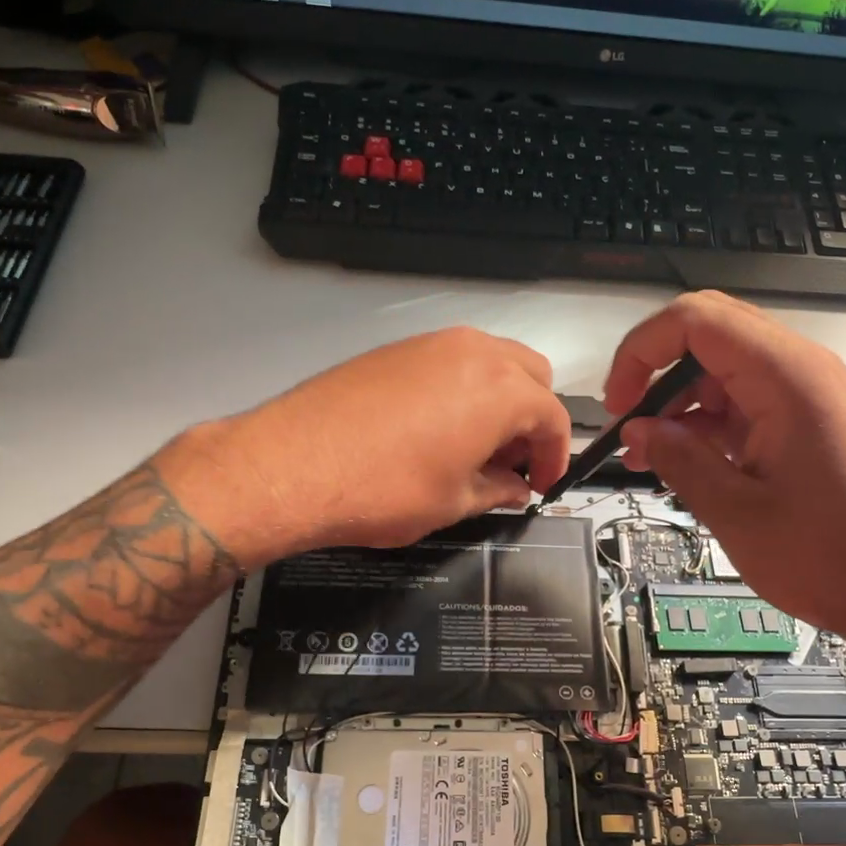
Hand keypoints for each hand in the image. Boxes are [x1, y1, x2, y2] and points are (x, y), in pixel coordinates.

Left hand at [171, 327, 570, 563]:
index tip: (542, 484)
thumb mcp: (453, 502)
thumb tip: (513, 487)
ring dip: (499, 399)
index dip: (555, 457)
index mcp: (501, 390)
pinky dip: (463, 388)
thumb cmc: (382, 489)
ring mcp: (432, 343)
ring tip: (475, 447)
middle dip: (532, 418)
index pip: (553, 417)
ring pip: (491, 361)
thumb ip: (496, 490)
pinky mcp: (396, 348)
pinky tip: (437, 429)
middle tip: (512, 463)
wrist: (290, 465)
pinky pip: (451, 361)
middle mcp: (473, 352)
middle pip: (531, 375)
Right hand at [608, 292, 845, 658]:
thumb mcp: (738, 514)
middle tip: (631, 430)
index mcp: (786, 377)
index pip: (694, 319)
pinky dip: (716, 427)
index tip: (617, 405)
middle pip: (712, 337)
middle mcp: (805, 372)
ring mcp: (816, 398)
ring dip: (684, 407)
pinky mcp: (821, 426)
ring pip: (730, 373)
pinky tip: (695, 469)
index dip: (641, 351)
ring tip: (655, 460)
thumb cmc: (836, 559)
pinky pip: (754, 404)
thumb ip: (680, 460)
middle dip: (657, 376)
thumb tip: (638, 431)